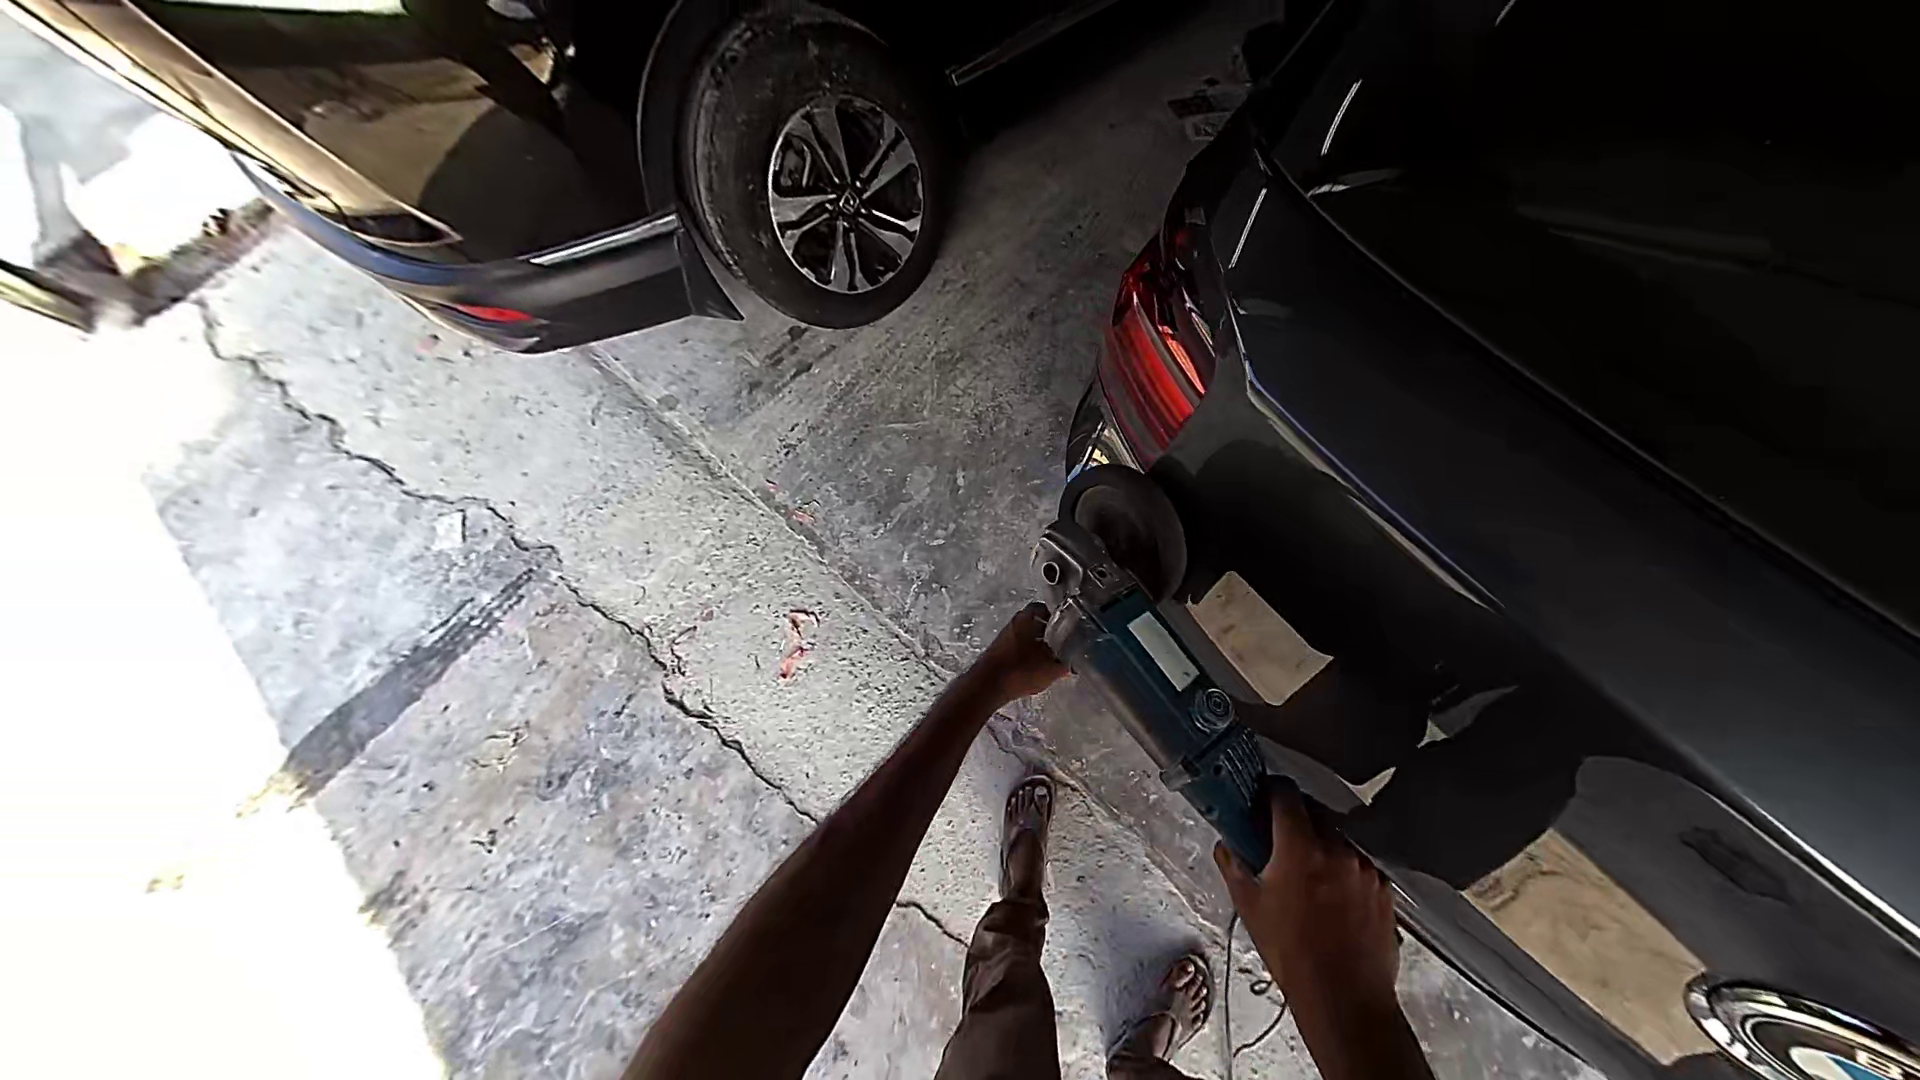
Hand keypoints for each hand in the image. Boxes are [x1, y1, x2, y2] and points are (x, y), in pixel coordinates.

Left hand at [968, 602, 1067, 705]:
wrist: (987, 686)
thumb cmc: (1020, 670)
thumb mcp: (1051, 669)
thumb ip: (1064, 664)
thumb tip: (1071, 663)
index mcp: (1027, 618)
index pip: (1045, 609)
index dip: (1057, 618)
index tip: (1066, 627)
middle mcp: (1014, 623)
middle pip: (1035, 623)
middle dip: (1048, 634)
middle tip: (1060, 646)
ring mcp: (1003, 637)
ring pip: (1025, 637)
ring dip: (1036, 646)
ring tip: (1048, 661)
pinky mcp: (996, 652)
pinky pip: (1016, 649)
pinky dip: (1026, 656)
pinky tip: (1033, 670)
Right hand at [1215, 785, 1399, 1022]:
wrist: (1344, 998)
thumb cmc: (1294, 953)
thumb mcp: (1248, 904)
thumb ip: (1232, 863)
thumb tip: (1226, 844)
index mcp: (1299, 847)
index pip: (1286, 793)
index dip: (1270, 788)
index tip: (1261, 794)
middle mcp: (1336, 851)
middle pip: (1313, 808)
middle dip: (1293, 813)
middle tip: (1276, 830)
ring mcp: (1364, 869)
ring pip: (1337, 834)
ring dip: (1318, 838)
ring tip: (1303, 863)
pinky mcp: (1383, 890)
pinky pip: (1358, 860)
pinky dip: (1341, 862)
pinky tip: (1328, 886)